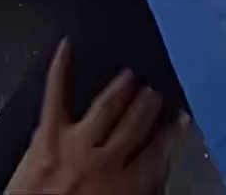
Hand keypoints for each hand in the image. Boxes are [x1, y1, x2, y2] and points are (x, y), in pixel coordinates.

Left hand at [6, 40, 184, 194]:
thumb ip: (135, 192)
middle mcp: (102, 162)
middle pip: (133, 124)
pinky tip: (66, 47)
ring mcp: (73, 144)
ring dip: (121, 87)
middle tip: (157, 87)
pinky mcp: (46, 135)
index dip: (170, 134)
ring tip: (131, 72)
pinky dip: (60, 68)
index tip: (179, 118)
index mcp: (123, 189)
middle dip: (148, 104)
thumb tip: (153, 179)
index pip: (156, 154)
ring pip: (106, 106)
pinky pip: (55, 94)